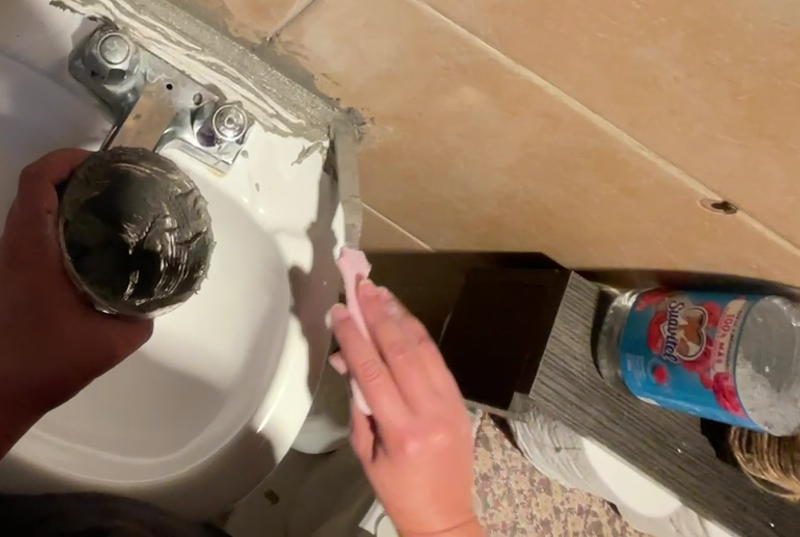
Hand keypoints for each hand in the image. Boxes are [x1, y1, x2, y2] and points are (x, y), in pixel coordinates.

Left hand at [0, 149, 152, 424]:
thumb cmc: (45, 362)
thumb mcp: (106, 343)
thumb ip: (138, 318)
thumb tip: (154, 300)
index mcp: (31, 244)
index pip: (37, 177)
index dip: (68, 159)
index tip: (104, 165)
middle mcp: (15, 242)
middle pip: (36, 184)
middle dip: (74, 172)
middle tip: (114, 181)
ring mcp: (9, 257)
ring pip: (32, 205)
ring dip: (64, 194)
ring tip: (106, 204)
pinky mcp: (10, 272)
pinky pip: (32, 226)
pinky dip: (57, 217)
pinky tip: (88, 240)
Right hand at [330, 281, 481, 536]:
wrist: (445, 518)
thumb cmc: (396, 489)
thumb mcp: (365, 451)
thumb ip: (358, 402)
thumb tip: (348, 358)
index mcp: (401, 432)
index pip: (372, 371)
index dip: (354, 336)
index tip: (339, 310)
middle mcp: (429, 413)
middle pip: (400, 351)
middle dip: (377, 314)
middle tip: (361, 286)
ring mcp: (450, 406)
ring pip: (422, 349)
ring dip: (399, 316)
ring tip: (380, 292)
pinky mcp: (460, 402)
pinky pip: (437, 359)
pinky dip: (418, 333)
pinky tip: (403, 316)